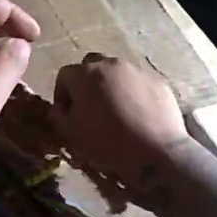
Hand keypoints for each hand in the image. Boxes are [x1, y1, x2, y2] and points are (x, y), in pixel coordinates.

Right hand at [51, 54, 192, 200]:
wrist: (156, 152)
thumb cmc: (107, 143)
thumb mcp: (71, 134)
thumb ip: (59, 115)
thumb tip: (61, 107)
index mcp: (85, 74)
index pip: (64, 75)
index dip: (62, 94)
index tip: (67, 113)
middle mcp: (111, 64)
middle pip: (92, 67)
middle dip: (87, 84)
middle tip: (91, 108)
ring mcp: (137, 71)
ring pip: (117, 73)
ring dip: (111, 87)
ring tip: (116, 111)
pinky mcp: (158, 81)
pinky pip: (138, 83)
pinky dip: (133, 93)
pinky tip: (137, 115)